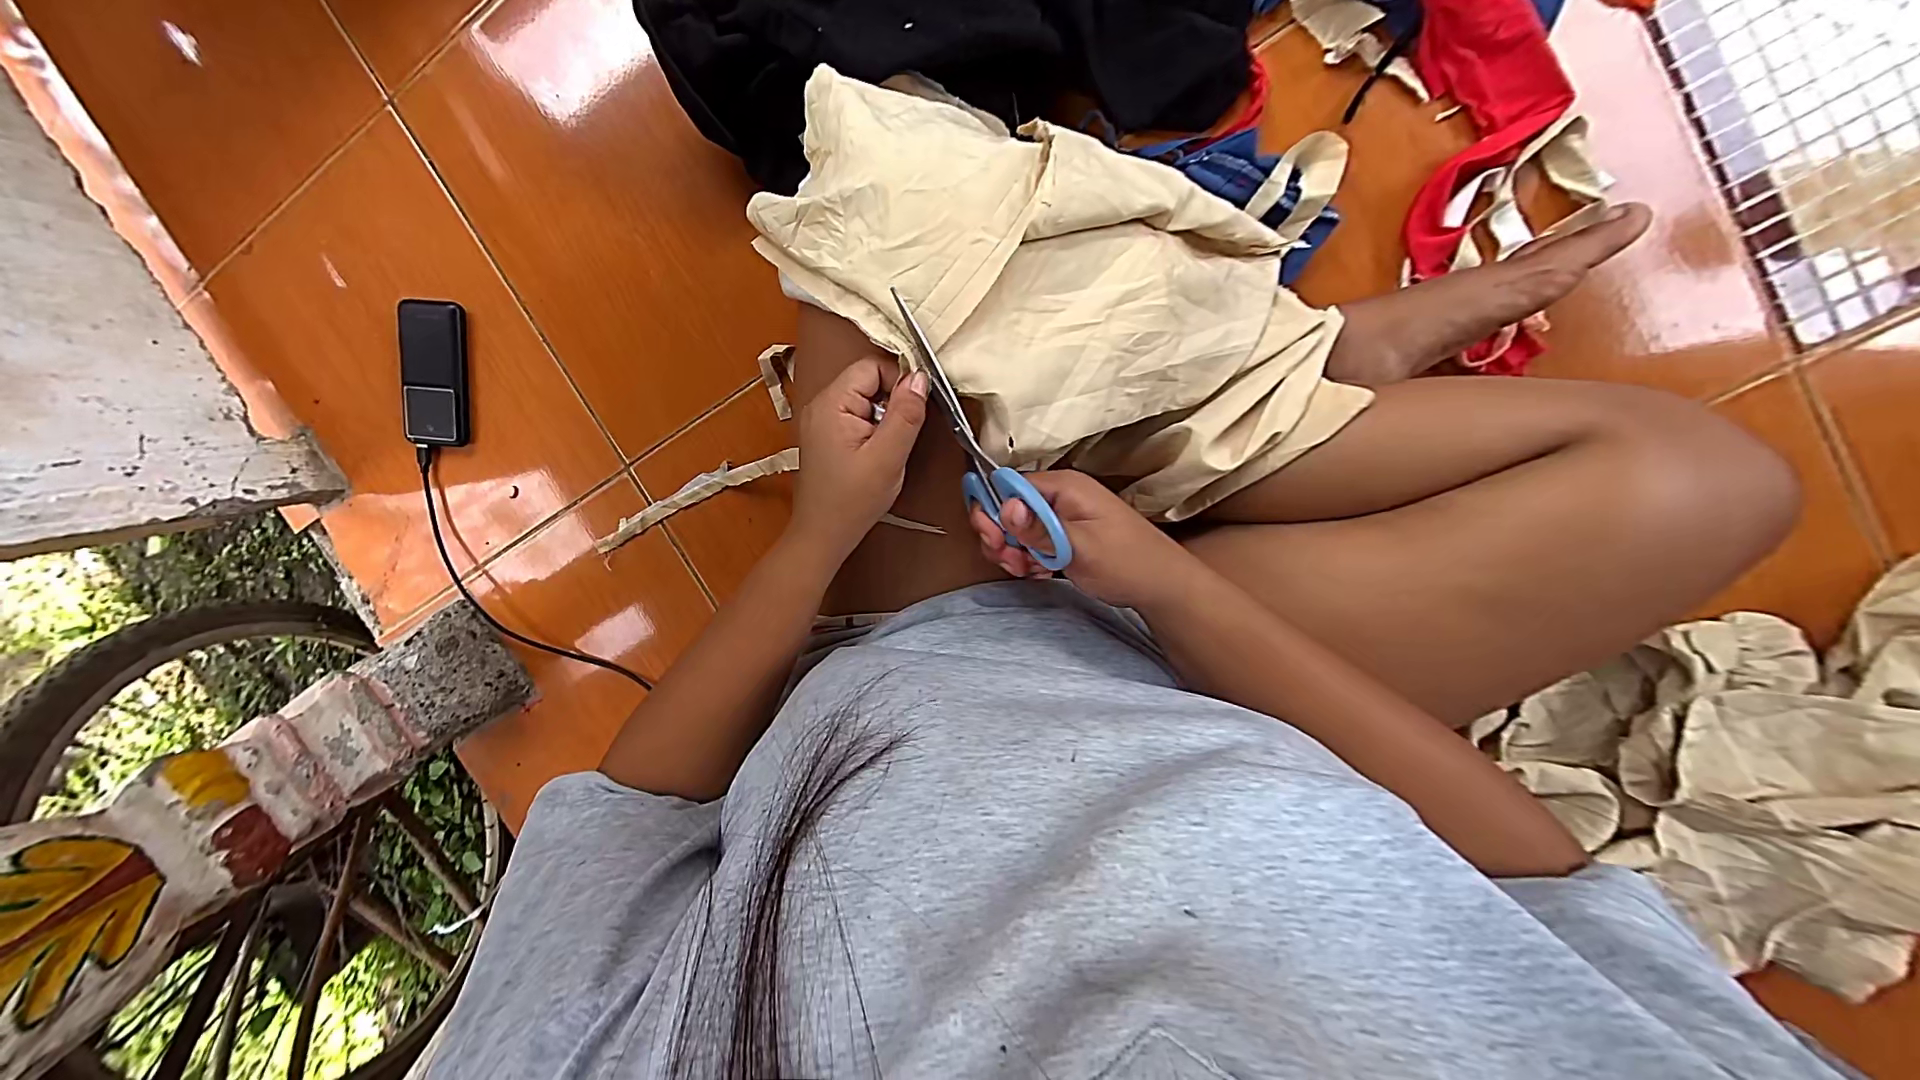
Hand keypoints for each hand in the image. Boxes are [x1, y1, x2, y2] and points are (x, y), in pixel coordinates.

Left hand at [790, 357, 927, 558]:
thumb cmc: (851, 501)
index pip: (871, 367)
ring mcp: (821, 420)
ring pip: (865, 399)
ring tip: (887, 449)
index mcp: (831, 404)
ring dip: (885, 417)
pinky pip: (857, 416)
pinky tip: (877, 454)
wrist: (823, 535)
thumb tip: (920, 378)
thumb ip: (905, 415)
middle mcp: (821, 404)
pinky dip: (874, 428)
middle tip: (899, 436)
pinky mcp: (826, 434)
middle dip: (892, 402)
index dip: (899, 382)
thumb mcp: (888, 457)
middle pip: (868, 380)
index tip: (914, 410)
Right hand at [968, 470, 1205, 608]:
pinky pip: (1033, 541)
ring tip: (1027, 568)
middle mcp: (1061, 495)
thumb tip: (1006, 506)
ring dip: (1014, 551)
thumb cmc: (1129, 563)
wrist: (1161, 585)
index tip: (993, 537)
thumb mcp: (1079, 546)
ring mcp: (1063, 516)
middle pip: (1009, 507)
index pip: (1009, 486)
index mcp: (1065, 487)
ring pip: (1018, 528)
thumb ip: (1039, 527)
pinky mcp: (1065, 535)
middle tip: (1010, 558)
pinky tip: (1038, 571)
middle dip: (1002, 536)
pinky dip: (1028, 558)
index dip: (994, 511)